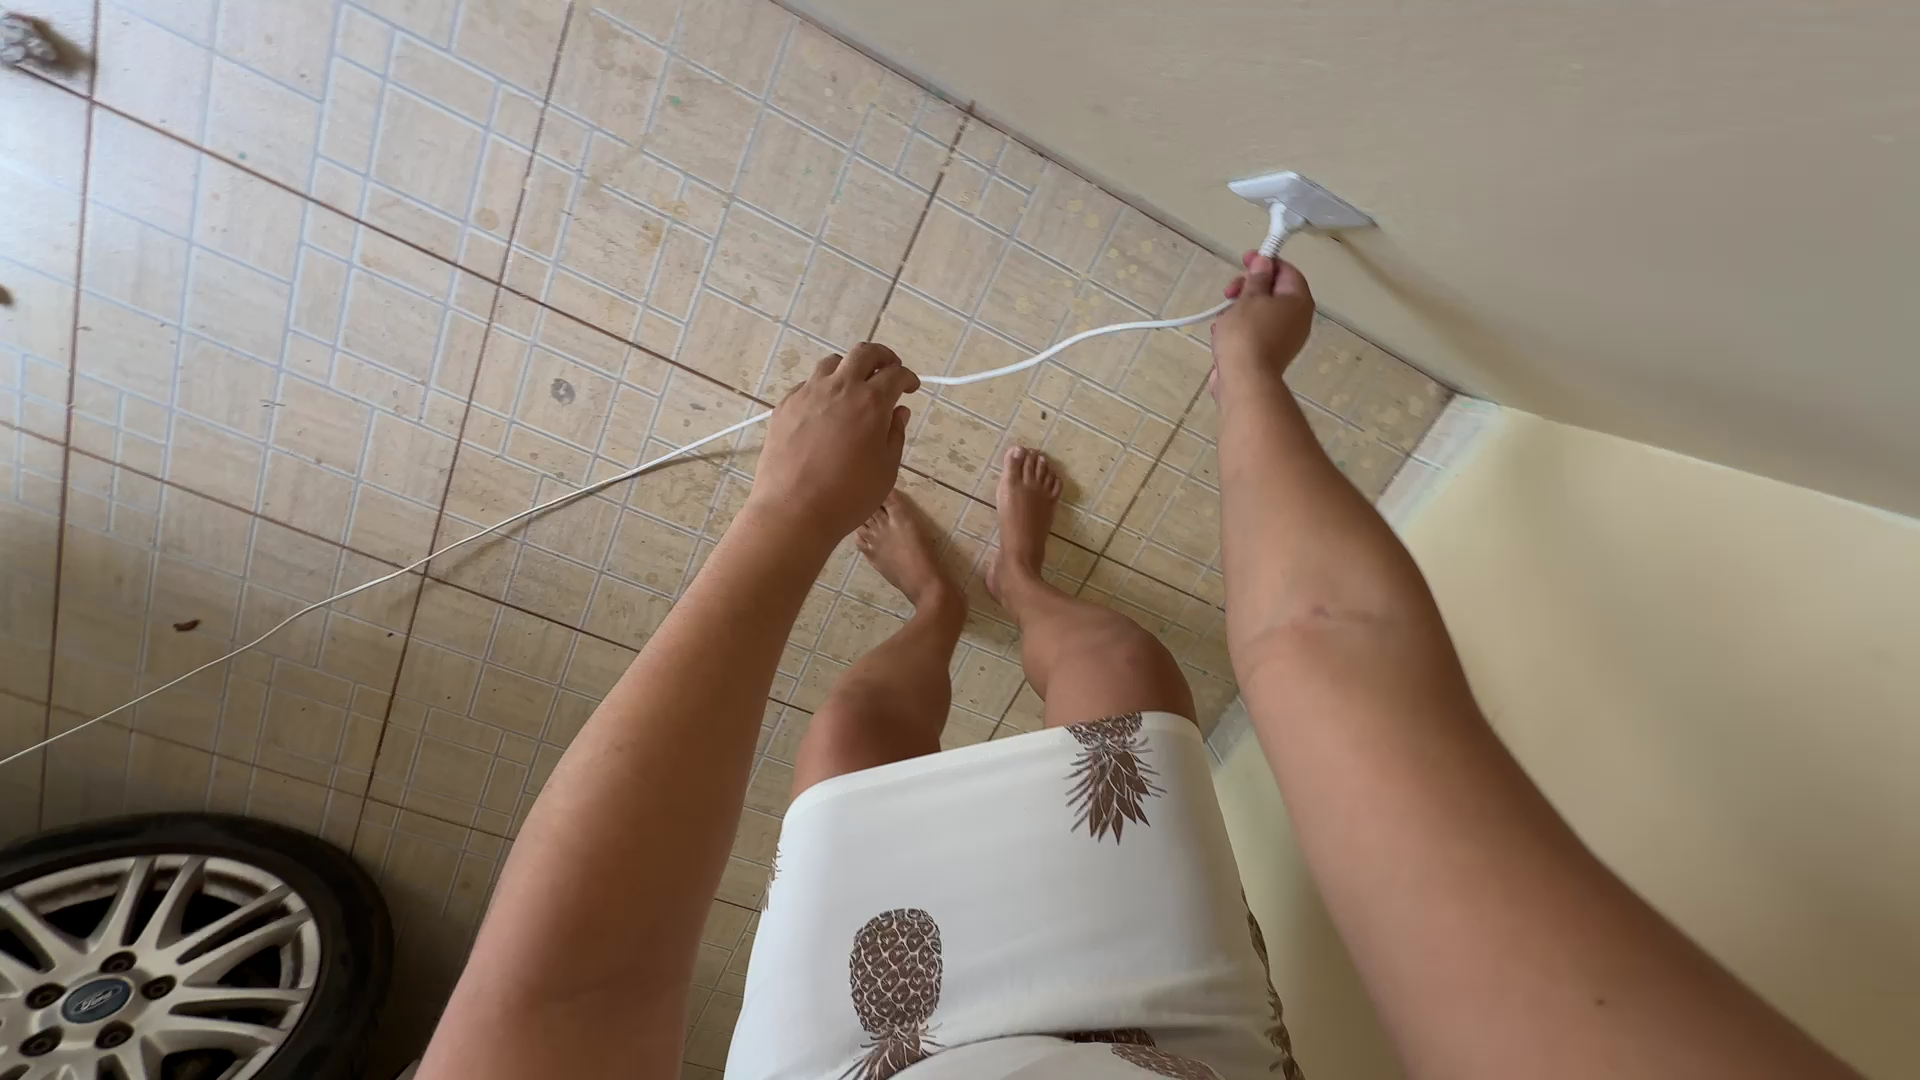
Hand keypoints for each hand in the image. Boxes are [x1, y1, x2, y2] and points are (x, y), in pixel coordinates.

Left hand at [745, 342, 919, 546]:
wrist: (794, 510)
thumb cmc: (849, 495)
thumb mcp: (886, 469)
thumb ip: (895, 434)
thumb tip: (898, 412)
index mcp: (871, 402)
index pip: (895, 375)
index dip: (908, 378)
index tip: (911, 388)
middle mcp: (839, 388)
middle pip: (863, 353)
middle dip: (882, 357)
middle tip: (889, 369)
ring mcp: (808, 394)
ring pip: (832, 364)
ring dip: (849, 369)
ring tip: (854, 387)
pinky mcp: (785, 406)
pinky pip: (807, 385)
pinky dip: (823, 389)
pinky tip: (825, 410)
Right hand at [1209, 252, 1313, 398]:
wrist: (1244, 380)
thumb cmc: (1247, 334)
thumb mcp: (1248, 298)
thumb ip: (1257, 277)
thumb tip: (1264, 262)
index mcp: (1298, 300)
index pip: (1286, 270)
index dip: (1264, 261)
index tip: (1243, 260)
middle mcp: (1297, 318)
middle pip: (1273, 291)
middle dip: (1248, 288)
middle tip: (1228, 293)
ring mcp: (1284, 338)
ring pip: (1261, 312)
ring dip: (1239, 310)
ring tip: (1222, 318)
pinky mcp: (1269, 354)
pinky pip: (1255, 332)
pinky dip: (1240, 328)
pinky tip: (1222, 334)